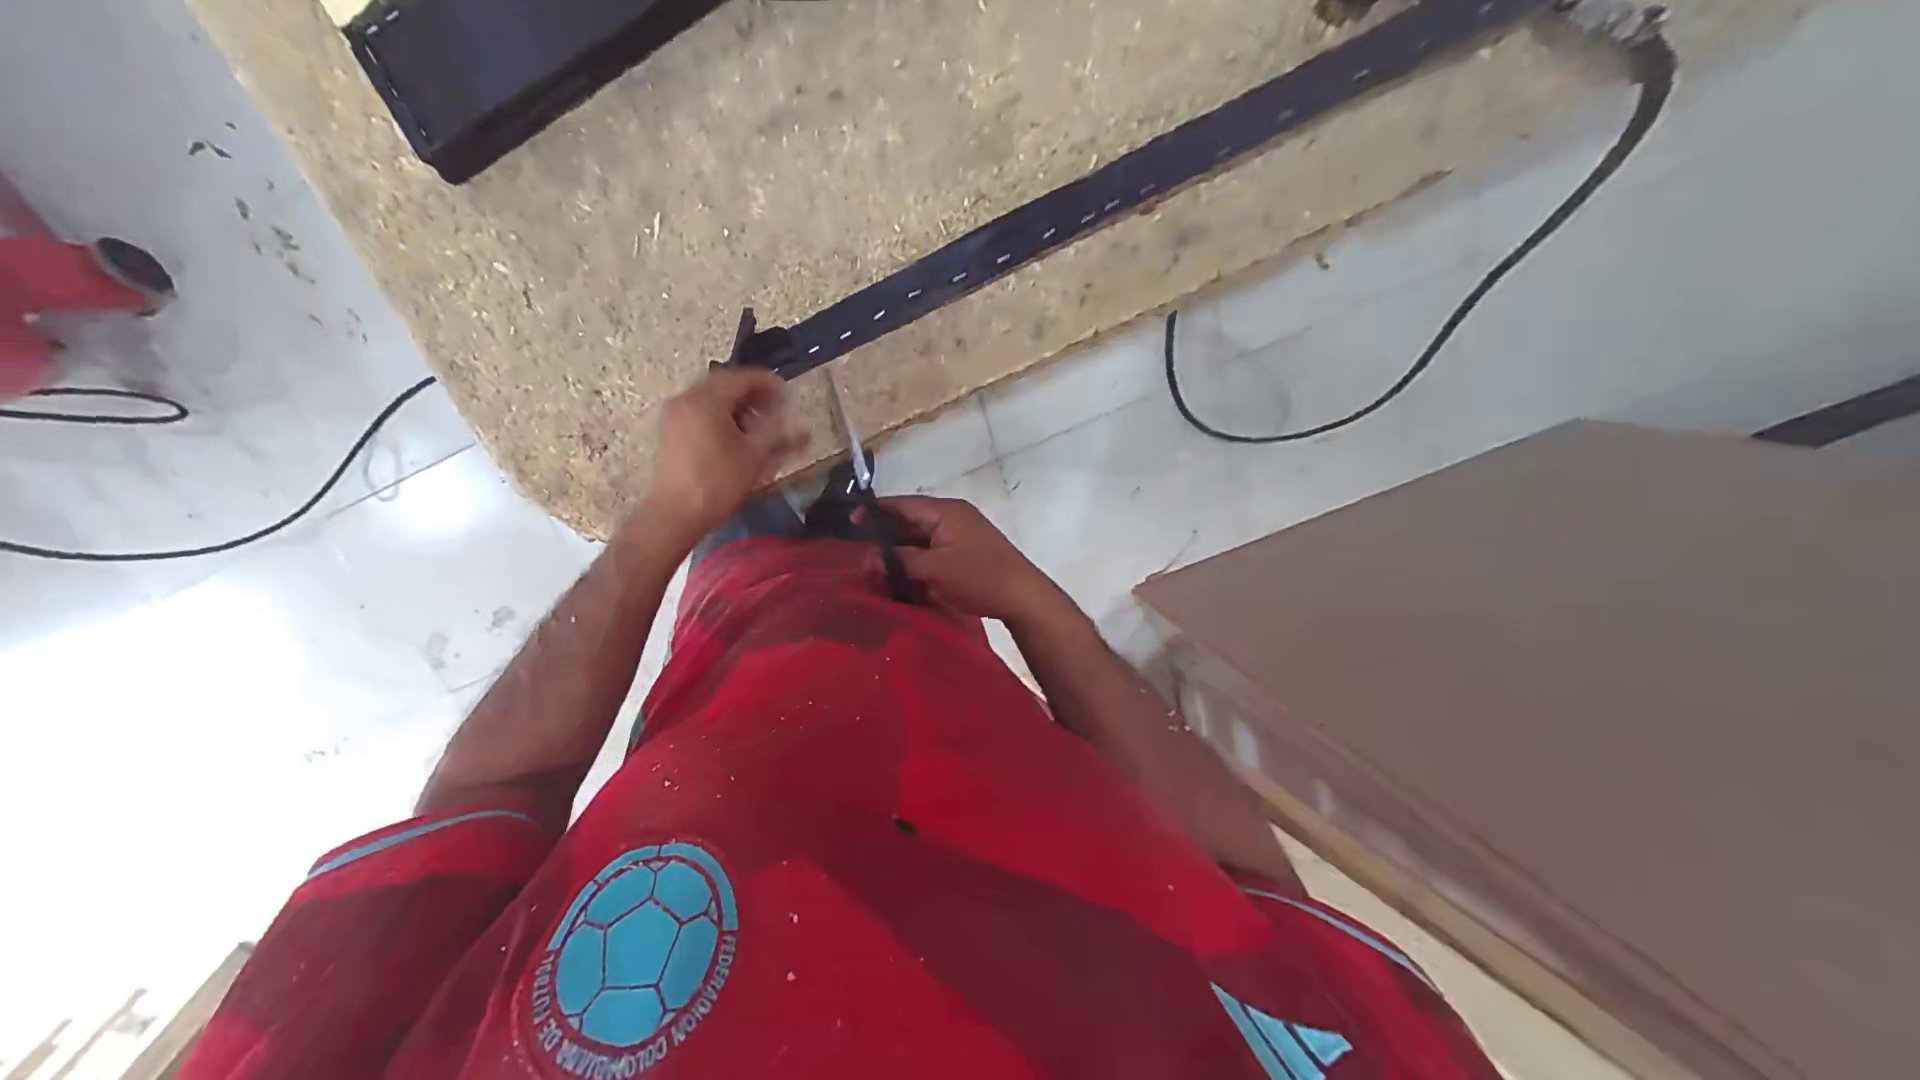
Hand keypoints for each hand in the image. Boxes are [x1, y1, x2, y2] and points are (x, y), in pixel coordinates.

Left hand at [646, 369, 806, 539]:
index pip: (742, 378)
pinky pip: (701, 413)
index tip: (788, 395)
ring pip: (712, 400)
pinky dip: (721, 417)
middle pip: (725, 386)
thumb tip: (804, 426)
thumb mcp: (755, 457)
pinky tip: (737, 437)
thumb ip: (781, 435)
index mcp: (706, 400)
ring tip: (760, 426)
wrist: (677, 514)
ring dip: (738, 407)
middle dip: (753, 395)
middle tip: (776, 410)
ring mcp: (675, 416)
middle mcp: (686, 400)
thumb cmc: (718, 482)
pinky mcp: (671, 433)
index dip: (769, 384)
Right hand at [875, 495, 1077, 627]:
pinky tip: (902, 578)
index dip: (875, 511)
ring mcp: (961, 536)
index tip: (850, 522)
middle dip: (885, 537)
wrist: (1023, 597)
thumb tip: (868, 558)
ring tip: (875, 569)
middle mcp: (952, 517)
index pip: (902, 504)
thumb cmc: (980, 577)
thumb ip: (899, 561)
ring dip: (900, 553)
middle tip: (860, 554)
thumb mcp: (935, 569)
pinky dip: (916, 562)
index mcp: (946, 511)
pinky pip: (932, 552)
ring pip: (920, 540)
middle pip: (910, 521)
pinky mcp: (965, 554)